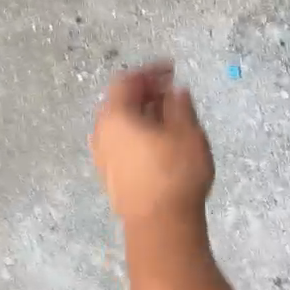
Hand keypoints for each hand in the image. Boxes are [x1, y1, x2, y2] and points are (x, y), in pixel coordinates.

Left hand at [90, 63, 213, 229]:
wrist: (159, 221)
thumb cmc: (176, 171)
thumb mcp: (187, 132)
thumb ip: (179, 106)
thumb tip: (174, 91)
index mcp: (116, 116)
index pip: (126, 81)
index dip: (150, 71)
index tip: (172, 69)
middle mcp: (101, 132)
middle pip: (119, 101)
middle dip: (146, 92)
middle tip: (173, 91)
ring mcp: (103, 155)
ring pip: (120, 123)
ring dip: (143, 114)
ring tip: (170, 117)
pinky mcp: (111, 173)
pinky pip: (122, 141)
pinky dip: (140, 132)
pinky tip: (160, 142)